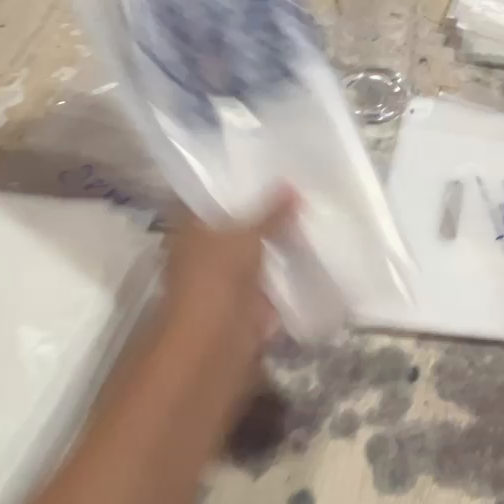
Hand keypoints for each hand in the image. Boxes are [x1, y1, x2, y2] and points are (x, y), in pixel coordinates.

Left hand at [159, 188, 297, 348]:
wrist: (219, 333)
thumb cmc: (217, 274)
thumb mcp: (247, 234)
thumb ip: (271, 212)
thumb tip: (292, 186)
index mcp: (191, 225)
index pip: (212, 195)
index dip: (236, 182)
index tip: (269, 170)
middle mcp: (204, 246)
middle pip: (238, 222)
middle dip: (265, 212)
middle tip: (300, 192)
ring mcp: (227, 273)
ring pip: (256, 248)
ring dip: (278, 240)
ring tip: (311, 217)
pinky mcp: (248, 294)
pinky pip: (272, 273)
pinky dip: (288, 266)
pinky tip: (312, 250)